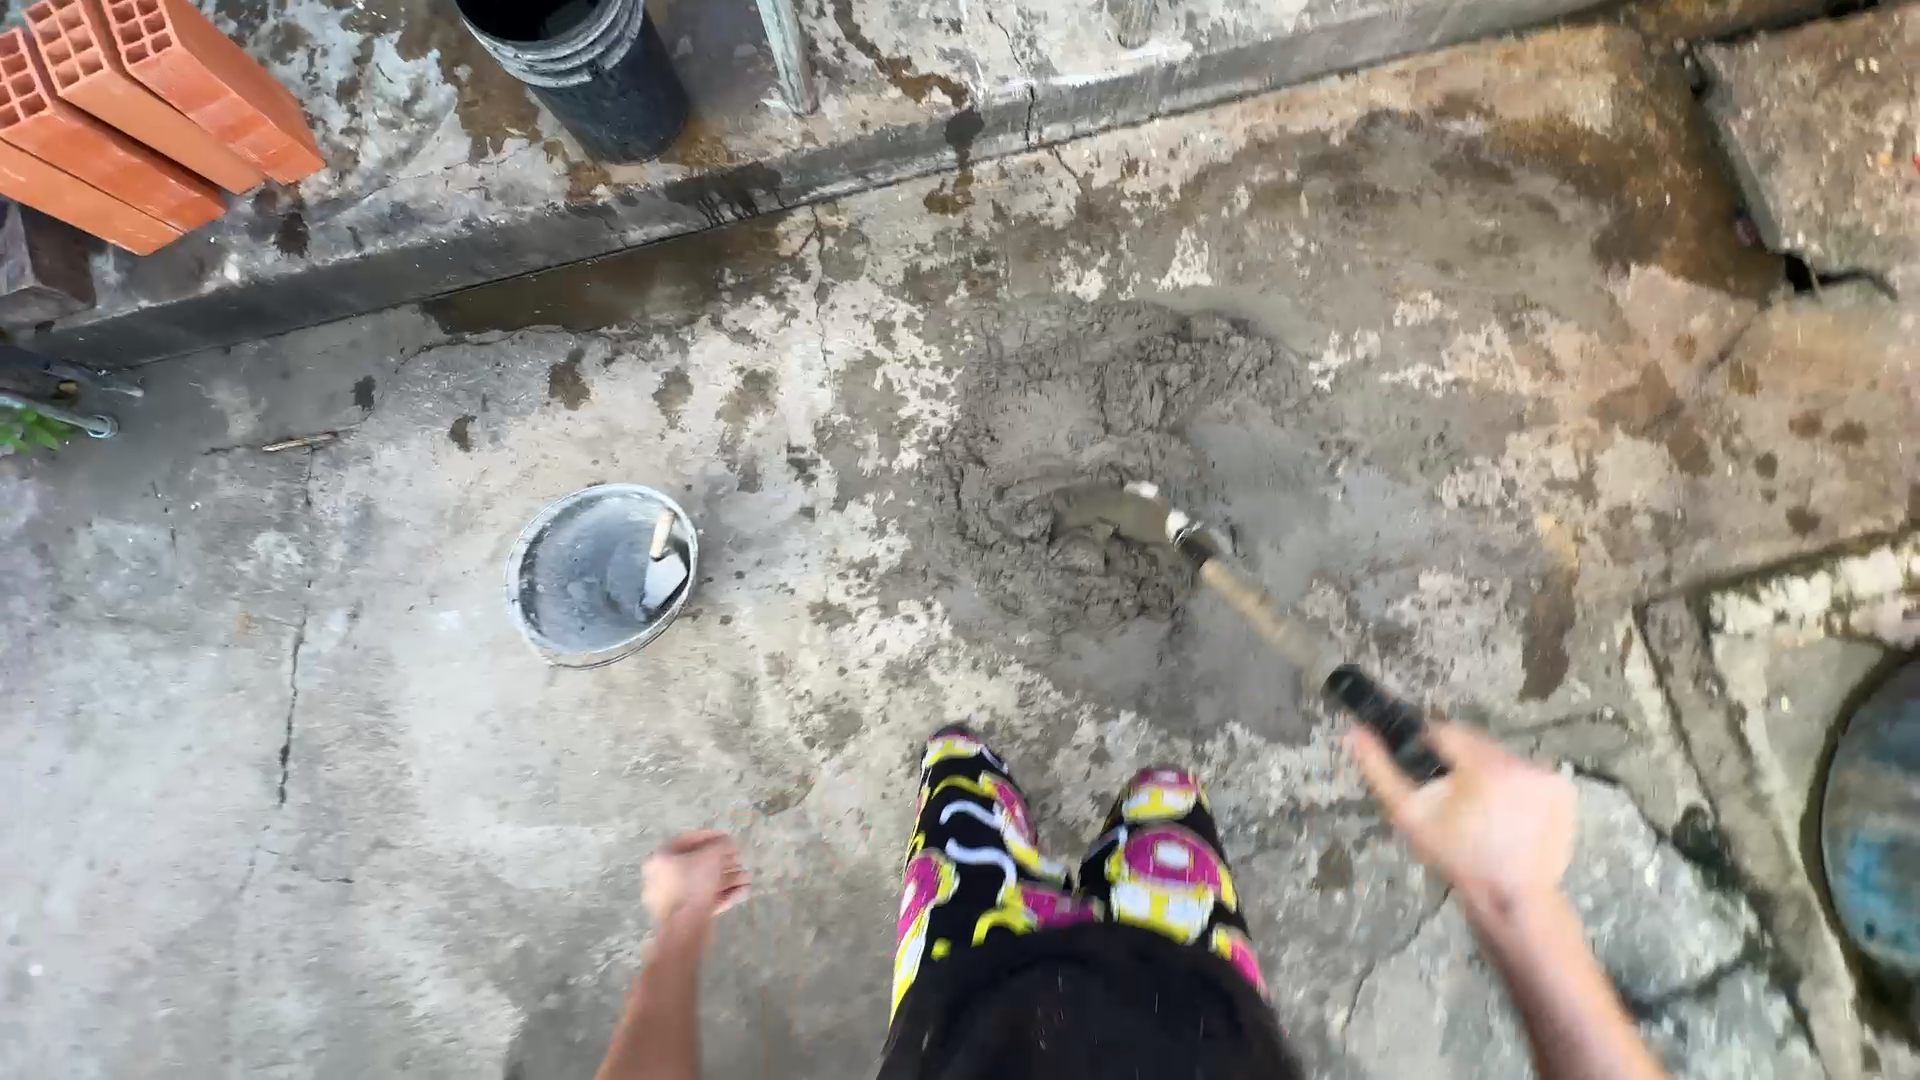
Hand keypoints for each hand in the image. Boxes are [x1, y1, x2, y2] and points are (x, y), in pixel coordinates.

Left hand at [641, 830, 751, 926]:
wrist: (684, 927)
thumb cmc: (694, 883)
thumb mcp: (712, 856)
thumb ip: (721, 845)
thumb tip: (727, 842)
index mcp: (662, 858)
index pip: (688, 840)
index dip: (712, 837)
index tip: (729, 839)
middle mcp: (663, 877)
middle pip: (698, 864)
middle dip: (724, 862)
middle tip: (740, 860)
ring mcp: (672, 899)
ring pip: (704, 883)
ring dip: (728, 878)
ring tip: (748, 878)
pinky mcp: (683, 916)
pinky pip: (704, 899)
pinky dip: (723, 894)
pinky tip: (744, 892)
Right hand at [1346, 721, 1575, 922]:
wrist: (1513, 896)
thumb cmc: (1456, 854)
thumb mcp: (1409, 813)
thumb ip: (1380, 769)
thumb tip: (1354, 731)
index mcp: (1486, 765)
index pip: (1445, 731)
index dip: (1429, 748)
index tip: (1425, 772)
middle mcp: (1523, 763)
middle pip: (1474, 742)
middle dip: (1458, 760)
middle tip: (1450, 796)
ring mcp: (1548, 777)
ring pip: (1498, 755)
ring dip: (1483, 769)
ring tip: (1476, 805)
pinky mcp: (1564, 791)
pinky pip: (1523, 771)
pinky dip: (1510, 782)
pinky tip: (1502, 810)